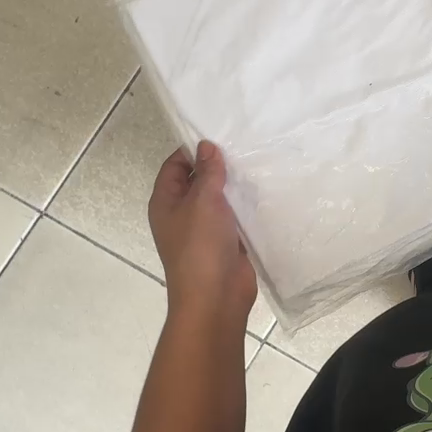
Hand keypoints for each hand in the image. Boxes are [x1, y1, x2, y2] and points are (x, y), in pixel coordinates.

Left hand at [148, 141, 257, 324]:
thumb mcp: (202, 201)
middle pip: (198, 180)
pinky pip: (235, 216)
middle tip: (245, 145)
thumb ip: (207, 172)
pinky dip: (247, 205)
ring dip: (235, 185)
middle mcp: (182, 212)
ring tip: (259, 163)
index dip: (193, 149)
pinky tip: (265, 192)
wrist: (215, 296)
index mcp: (166, 202)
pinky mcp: (226, 240)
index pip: (174, 165)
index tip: (220, 135)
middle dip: (218, 165)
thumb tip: (206, 146)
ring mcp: (205, 228)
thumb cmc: (200, 246)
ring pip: (219, 198)